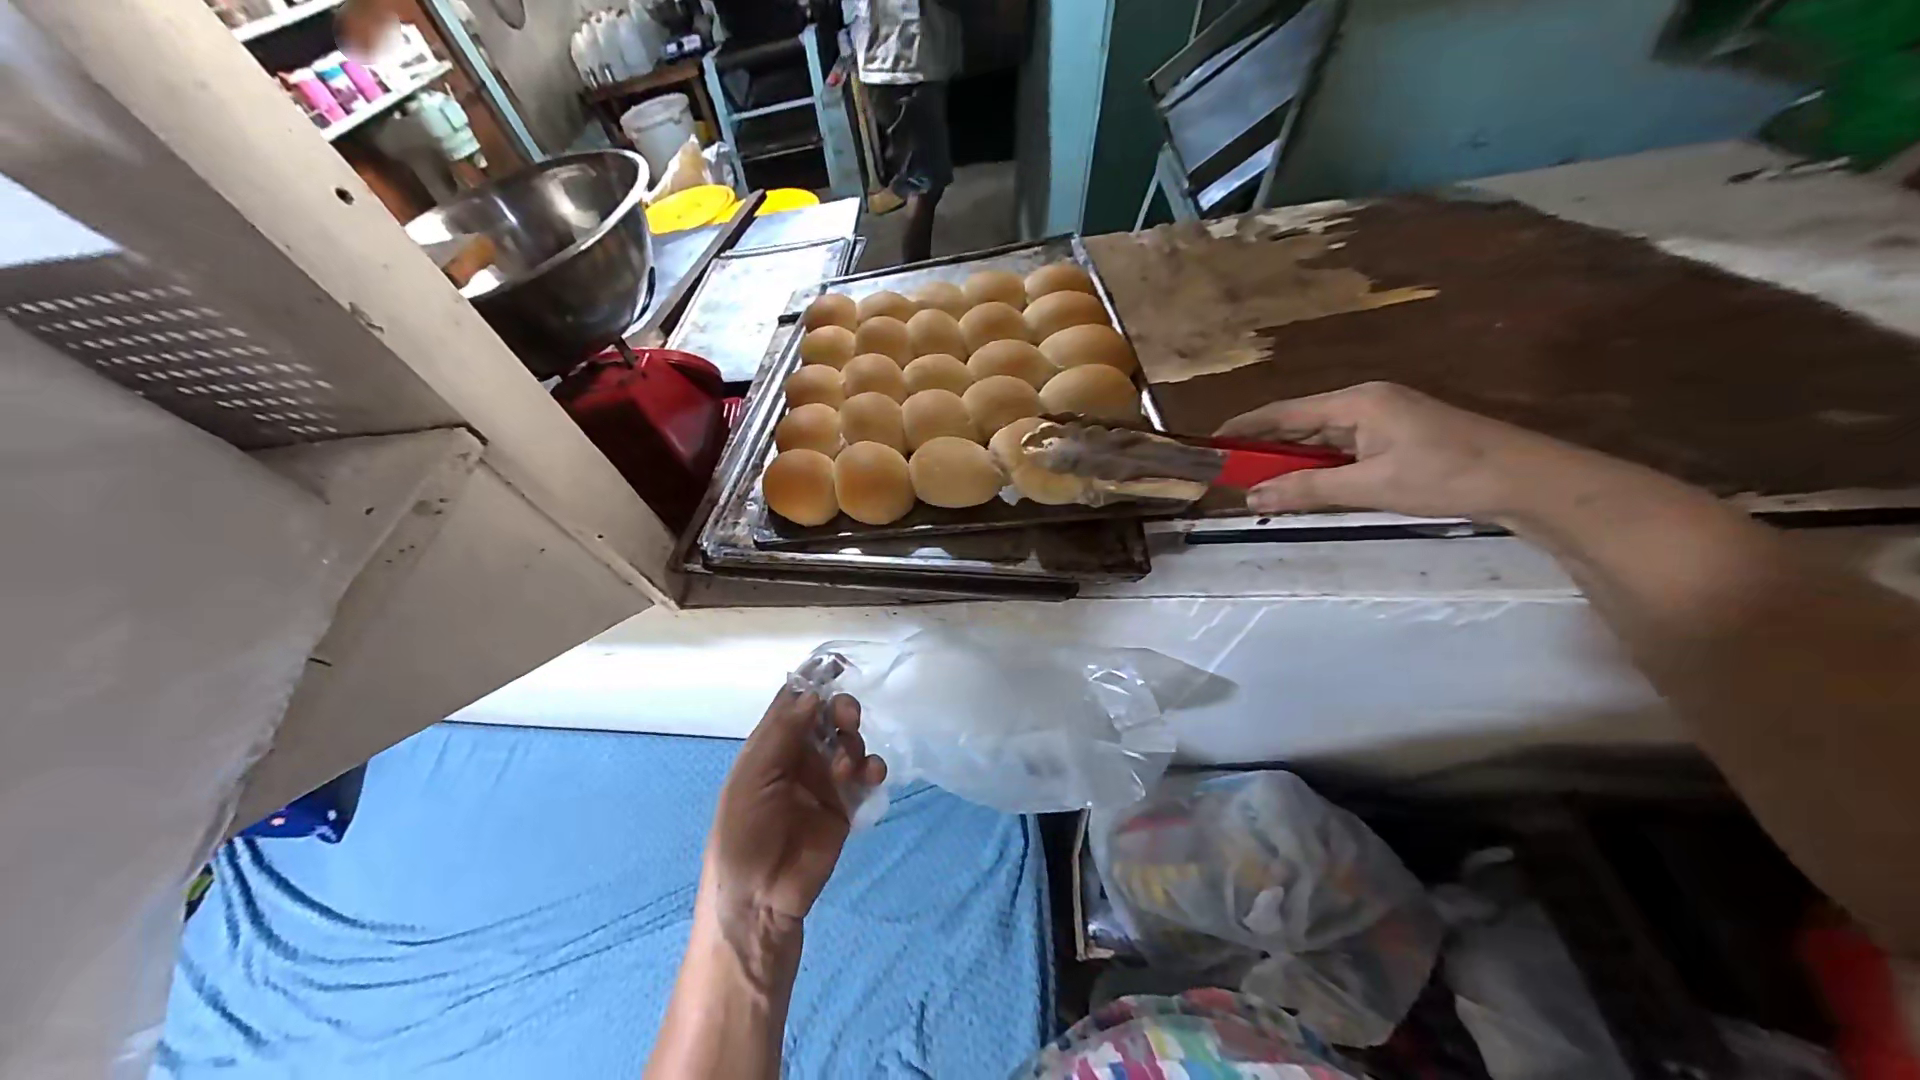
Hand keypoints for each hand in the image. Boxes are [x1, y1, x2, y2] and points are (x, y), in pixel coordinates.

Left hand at [704, 687, 885, 935]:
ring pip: (849, 743)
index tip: (836, 665)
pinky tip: (869, 775)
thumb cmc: (742, 833)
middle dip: (840, 710)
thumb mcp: (752, 777)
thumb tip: (811, 693)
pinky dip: (872, 768)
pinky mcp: (845, 806)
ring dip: (853, 743)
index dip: (812, 683)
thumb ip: (782, 733)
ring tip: (845, 766)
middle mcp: (798, 758)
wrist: (759, 899)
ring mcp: (823, 782)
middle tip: (847, 717)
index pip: (792, 704)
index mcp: (769, 747)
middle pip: (826, 719)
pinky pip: (865, 776)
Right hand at [1216, 381, 1595, 521]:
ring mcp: (1383, 419)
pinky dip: (1319, 467)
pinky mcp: (1396, 438)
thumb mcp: (1370, 486)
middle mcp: (1364, 402)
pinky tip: (1305, 486)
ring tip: (1258, 485)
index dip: (1245, 427)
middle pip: (1300, 424)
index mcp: (1356, 401)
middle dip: (1265, 449)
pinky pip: (1343, 450)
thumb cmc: (1445, 475)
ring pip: (1321, 440)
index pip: (1285, 412)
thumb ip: (1308, 489)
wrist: (1527, 480)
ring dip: (1292, 462)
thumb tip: (1252, 497)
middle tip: (1230, 475)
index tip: (1211, 443)